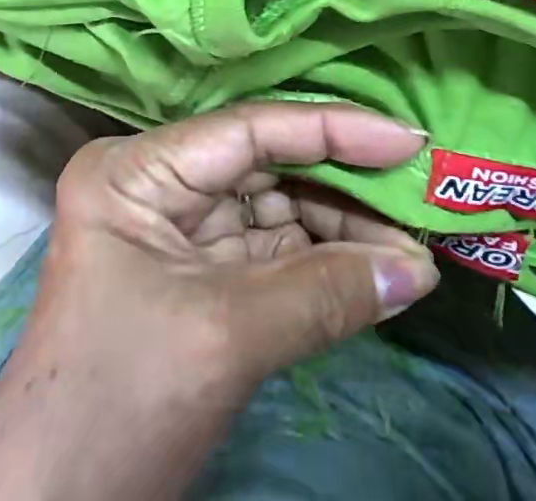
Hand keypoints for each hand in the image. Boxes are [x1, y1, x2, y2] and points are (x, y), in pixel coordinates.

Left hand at [0, 102, 440, 500]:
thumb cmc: (114, 406)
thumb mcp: (224, 337)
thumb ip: (327, 293)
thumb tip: (421, 270)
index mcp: (139, 172)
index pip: (252, 130)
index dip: (336, 130)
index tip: (410, 142)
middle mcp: (162, 186)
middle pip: (274, 166)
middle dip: (348, 186)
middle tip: (422, 199)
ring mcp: (186, 231)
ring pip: (285, 208)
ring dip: (348, 228)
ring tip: (413, 251)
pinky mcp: (209, 276)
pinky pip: (283, 252)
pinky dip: (332, 262)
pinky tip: (381, 272)